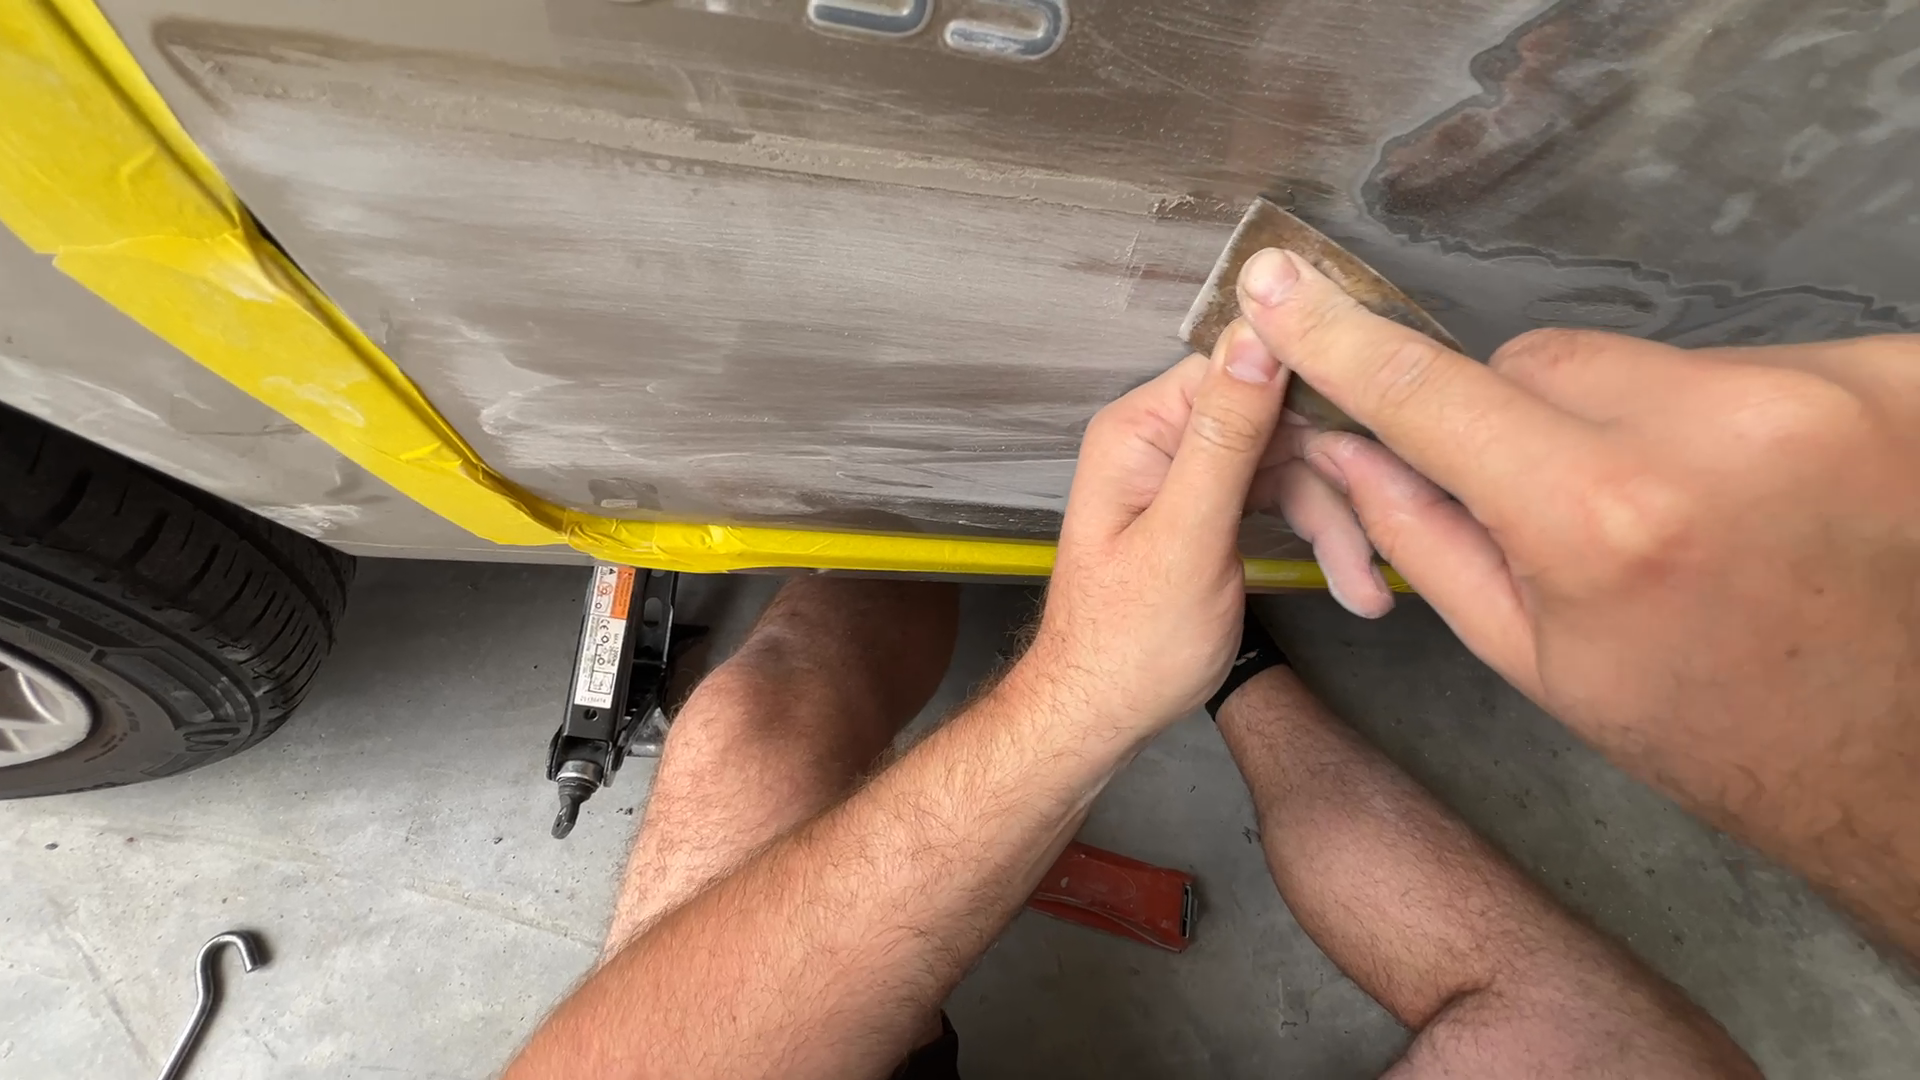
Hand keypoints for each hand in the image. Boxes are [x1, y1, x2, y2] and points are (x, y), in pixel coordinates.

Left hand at [1021, 320, 1384, 738]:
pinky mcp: (1207, 510)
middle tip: (1378, 542)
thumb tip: (1259, 330)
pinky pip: (1274, 498)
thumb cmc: (1131, 641)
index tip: (1385, 424)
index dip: (1311, 390)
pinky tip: (1348, 578)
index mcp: (1141, 430)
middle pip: (1272, 419)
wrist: (1104, 712)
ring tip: (1365, 586)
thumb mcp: (1186, 537)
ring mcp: (1185, 475)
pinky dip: (1313, 533)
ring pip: (1284, 464)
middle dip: (1332, 477)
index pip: (1238, 366)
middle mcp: (1160, 440)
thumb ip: (1224, 437)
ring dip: (1332, 520)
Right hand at [1233, 247, 1919, 950]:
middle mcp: (1723, 426)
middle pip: (1528, 361)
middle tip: (1534, 496)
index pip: (1425, 393)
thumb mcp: (1518, 644)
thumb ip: (1414, 531)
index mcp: (1602, 517)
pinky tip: (1729, 485)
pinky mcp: (1902, 366)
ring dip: (1598, 415)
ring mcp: (1834, 383)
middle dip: (1499, 416)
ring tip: (1650, 501)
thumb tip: (1341, 444)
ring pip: (1619, 358)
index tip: (1274, 285)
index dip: (1336, 338)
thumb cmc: (1686, 717)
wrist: (1908, 760)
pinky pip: (1715, 360)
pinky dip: (1690, 412)